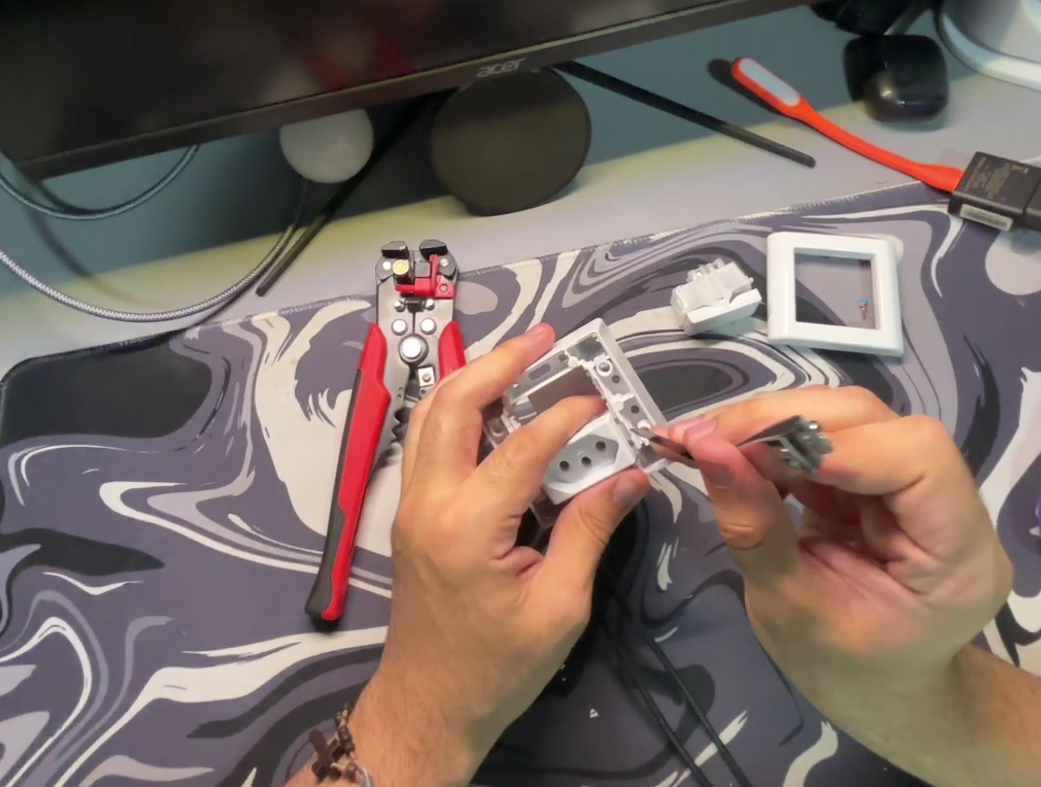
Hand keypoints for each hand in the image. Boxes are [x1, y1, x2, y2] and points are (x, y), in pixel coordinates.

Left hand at [343, 324, 650, 785]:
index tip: (601, 400)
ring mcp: (411, 501)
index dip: (566, 416)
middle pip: (454, 404)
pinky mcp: (410, 507)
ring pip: (430, 412)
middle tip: (543, 338)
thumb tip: (629, 475)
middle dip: (500, 362)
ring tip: (518, 356)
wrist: (430, 703)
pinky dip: (457, 406)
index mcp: (467, 526)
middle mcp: (428, 500)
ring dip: (473, 376)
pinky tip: (491, 401)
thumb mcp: (559, 606)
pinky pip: (427, 437)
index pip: (521, 447)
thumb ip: (589, 531)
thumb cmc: (498, 667)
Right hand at [672, 387, 1010, 708]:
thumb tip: (706, 447)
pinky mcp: (867, 474)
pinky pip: (813, 435)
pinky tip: (720, 447)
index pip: (917, 459)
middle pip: (868, 420)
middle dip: (779, 421)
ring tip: (697, 440)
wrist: (878, 692)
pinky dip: (760, 437)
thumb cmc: (845, 670)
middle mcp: (942, 501)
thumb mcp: (790, 610)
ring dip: (761, 422)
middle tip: (703, 438)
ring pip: (835, 417)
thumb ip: (753, 528)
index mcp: (957, 555)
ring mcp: (902, 482)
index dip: (835, 443)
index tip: (750, 452)